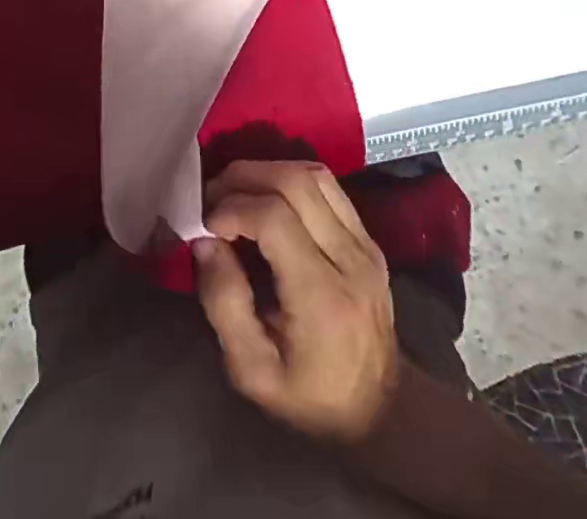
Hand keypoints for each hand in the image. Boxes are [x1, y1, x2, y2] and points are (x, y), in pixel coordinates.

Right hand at [193, 160, 401, 444]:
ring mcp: (366, 245)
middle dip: (244, 178)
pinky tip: (266, 199)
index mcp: (322, 296)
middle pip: (296, 182)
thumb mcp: (251, 371)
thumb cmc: (308, 398)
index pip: (275, 217)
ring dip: (266, 172)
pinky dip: (289, 181)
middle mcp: (351, 259)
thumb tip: (204, 242)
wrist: (382, 414)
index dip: (232, 209)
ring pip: (314, 175)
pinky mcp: (368, 240)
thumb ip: (224, 303)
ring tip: (236, 193)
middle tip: (212, 198)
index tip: (205, 225)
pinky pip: (328, 188)